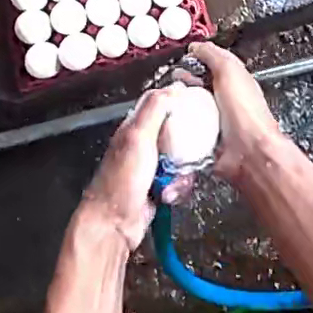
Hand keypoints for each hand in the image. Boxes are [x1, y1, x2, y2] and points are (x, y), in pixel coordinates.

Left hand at [77, 86, 176, 250]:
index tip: (197, 105)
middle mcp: (142, 143)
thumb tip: (173, 87)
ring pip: (181, 158)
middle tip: (189, 153)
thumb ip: (155, 109)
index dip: (178, 101)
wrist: (114, 224)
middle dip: (188, 144)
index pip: (159, 102)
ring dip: (183, 172)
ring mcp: (151, 166)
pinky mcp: (158, 186)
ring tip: (173, 181)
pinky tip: (169, 195)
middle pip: (176, 132)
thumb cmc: (120, 181)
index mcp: (135, 126)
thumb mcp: (139, 137)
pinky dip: (178, 188)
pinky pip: (179, 180)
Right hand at [185, 42, 288, 185]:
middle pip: (198, 86)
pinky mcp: (206, 139)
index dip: (196, 60)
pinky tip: (173, 122)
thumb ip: (213, 54)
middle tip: (172, 81)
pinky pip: (187, 130)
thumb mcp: (229, 69)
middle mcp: (226, 100)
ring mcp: (216, 120)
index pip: (212, 64)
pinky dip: (179, 126)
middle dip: (183, 83)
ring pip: (191, 108)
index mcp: (234, 81)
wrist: (248, 151)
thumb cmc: (246, 112)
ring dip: (179, 105)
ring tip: (169, 101)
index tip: (181, 60)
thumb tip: (196, 46)